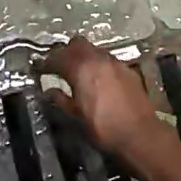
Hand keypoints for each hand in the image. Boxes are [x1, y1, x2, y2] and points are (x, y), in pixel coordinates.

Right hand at [42, 37, 172, 169]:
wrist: (140, 136)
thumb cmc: (103, 129)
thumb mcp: (76, 118)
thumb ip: (60, 101)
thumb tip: (49, 92)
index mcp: (81, 69)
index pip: (58, 57)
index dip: (46, 62)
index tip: (39, 68)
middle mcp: (98, 60)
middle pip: (77, 44)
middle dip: (66, 52)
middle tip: (59, 65)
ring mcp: (116, 63)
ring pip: (94, 50)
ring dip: (84, 56)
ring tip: (79, 71)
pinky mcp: (129, 70)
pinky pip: (108, 60)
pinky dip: (99, 64)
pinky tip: (99, 79)